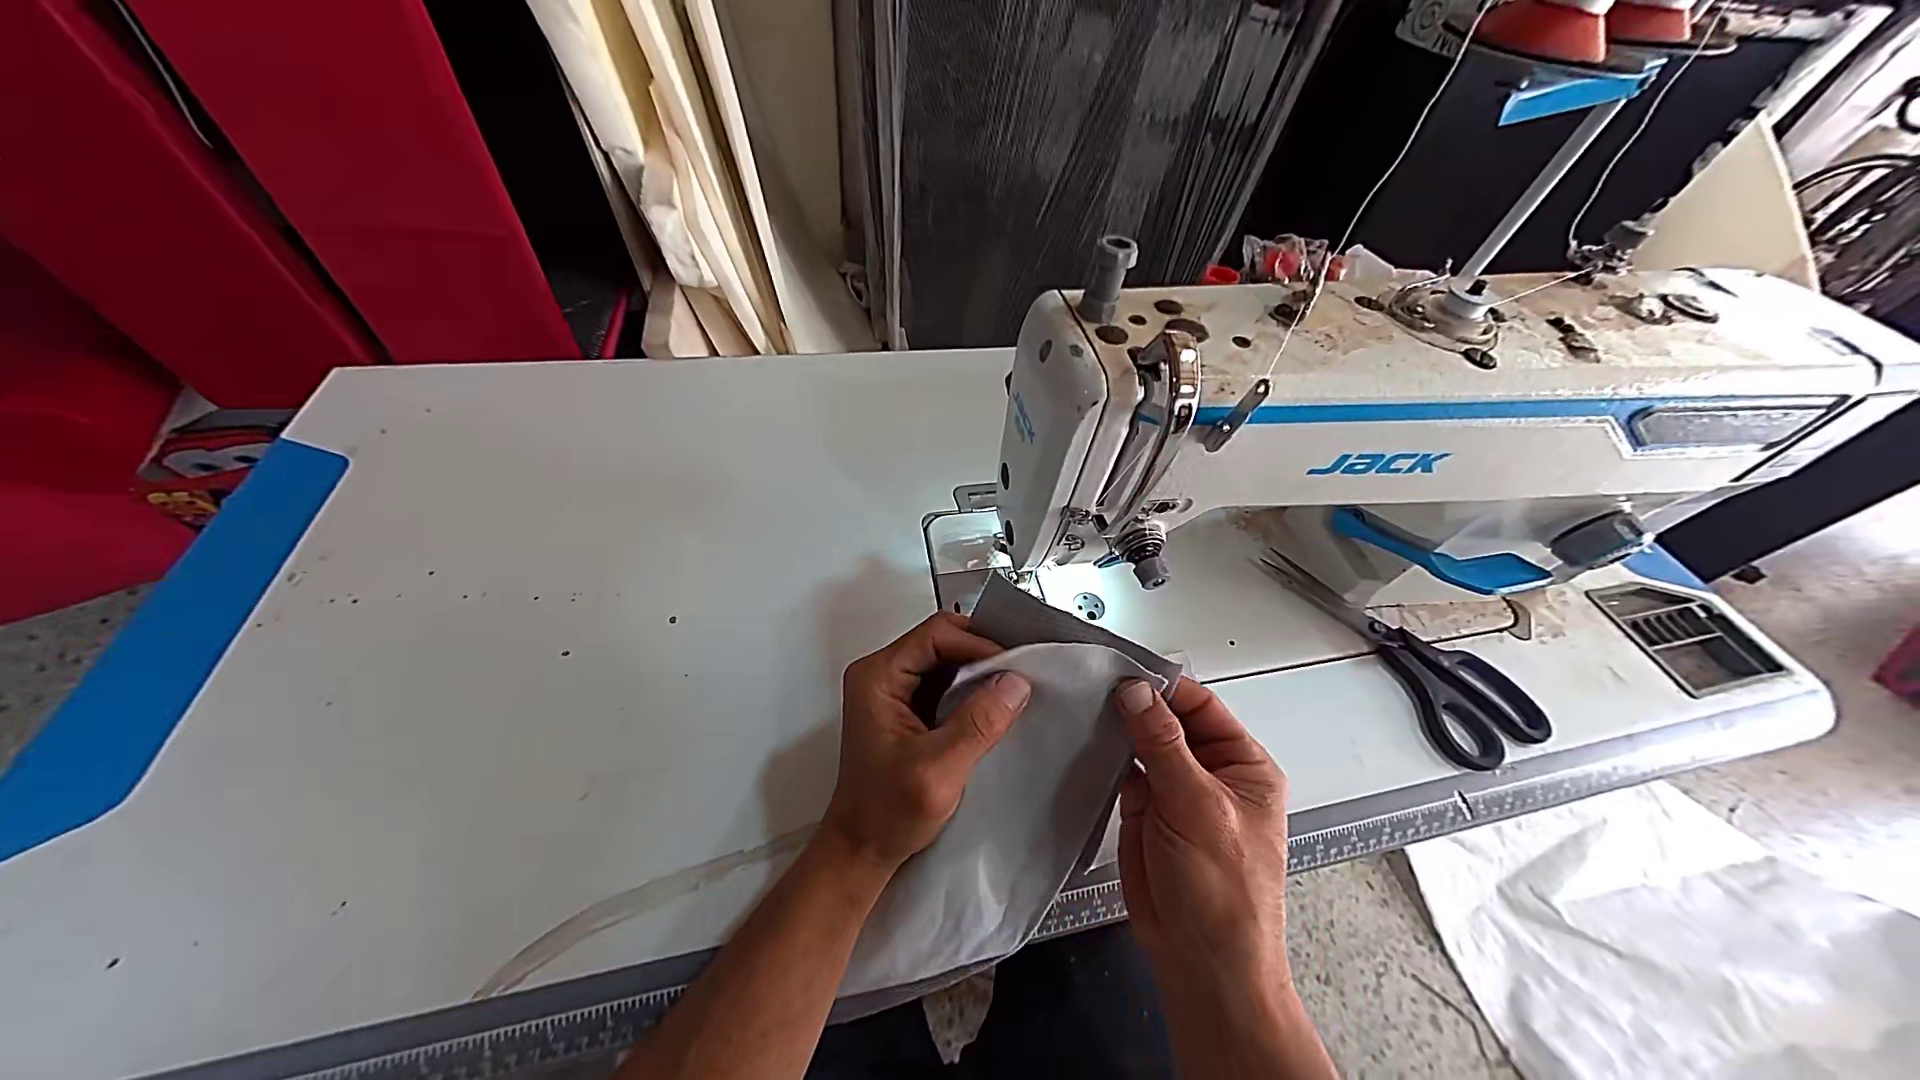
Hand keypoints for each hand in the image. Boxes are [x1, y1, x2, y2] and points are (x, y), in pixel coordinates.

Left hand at [822, 612, 1032, 870]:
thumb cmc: (881, 815)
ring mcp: (894, 691)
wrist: (863, 848)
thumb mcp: (937, 771)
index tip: (1011, 666)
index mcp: (876, 678)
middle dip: (982, 655)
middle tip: (1015, 675)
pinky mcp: (909, 708)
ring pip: (947, 659)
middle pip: (942, 640)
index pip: (936, 634)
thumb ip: (977, 724)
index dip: (979, 645)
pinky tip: (990, 708)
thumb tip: (1013, 684)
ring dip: (979, 673)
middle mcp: (881, 677)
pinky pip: (947, 682)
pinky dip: (973, 690)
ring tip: (1007, 692)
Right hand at [1113, 676, 1292, 1005]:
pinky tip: (1089, 746)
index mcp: (1242, 765)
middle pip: (1169, 720)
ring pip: (1142, 742)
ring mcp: (1175, 790)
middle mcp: (1209, 772)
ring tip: (1088, 711)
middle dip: (1136, 705)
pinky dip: (1106, 757)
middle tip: (1098, 687)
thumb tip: (1138, 694)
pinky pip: (1123, 769)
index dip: (1165, 686)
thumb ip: (1163, 745)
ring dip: (1119, 729)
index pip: (1201, 705)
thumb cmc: (1227, 898)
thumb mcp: (1197, 807)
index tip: (1127, 672)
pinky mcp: (1146, 809)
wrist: (1200, 962)